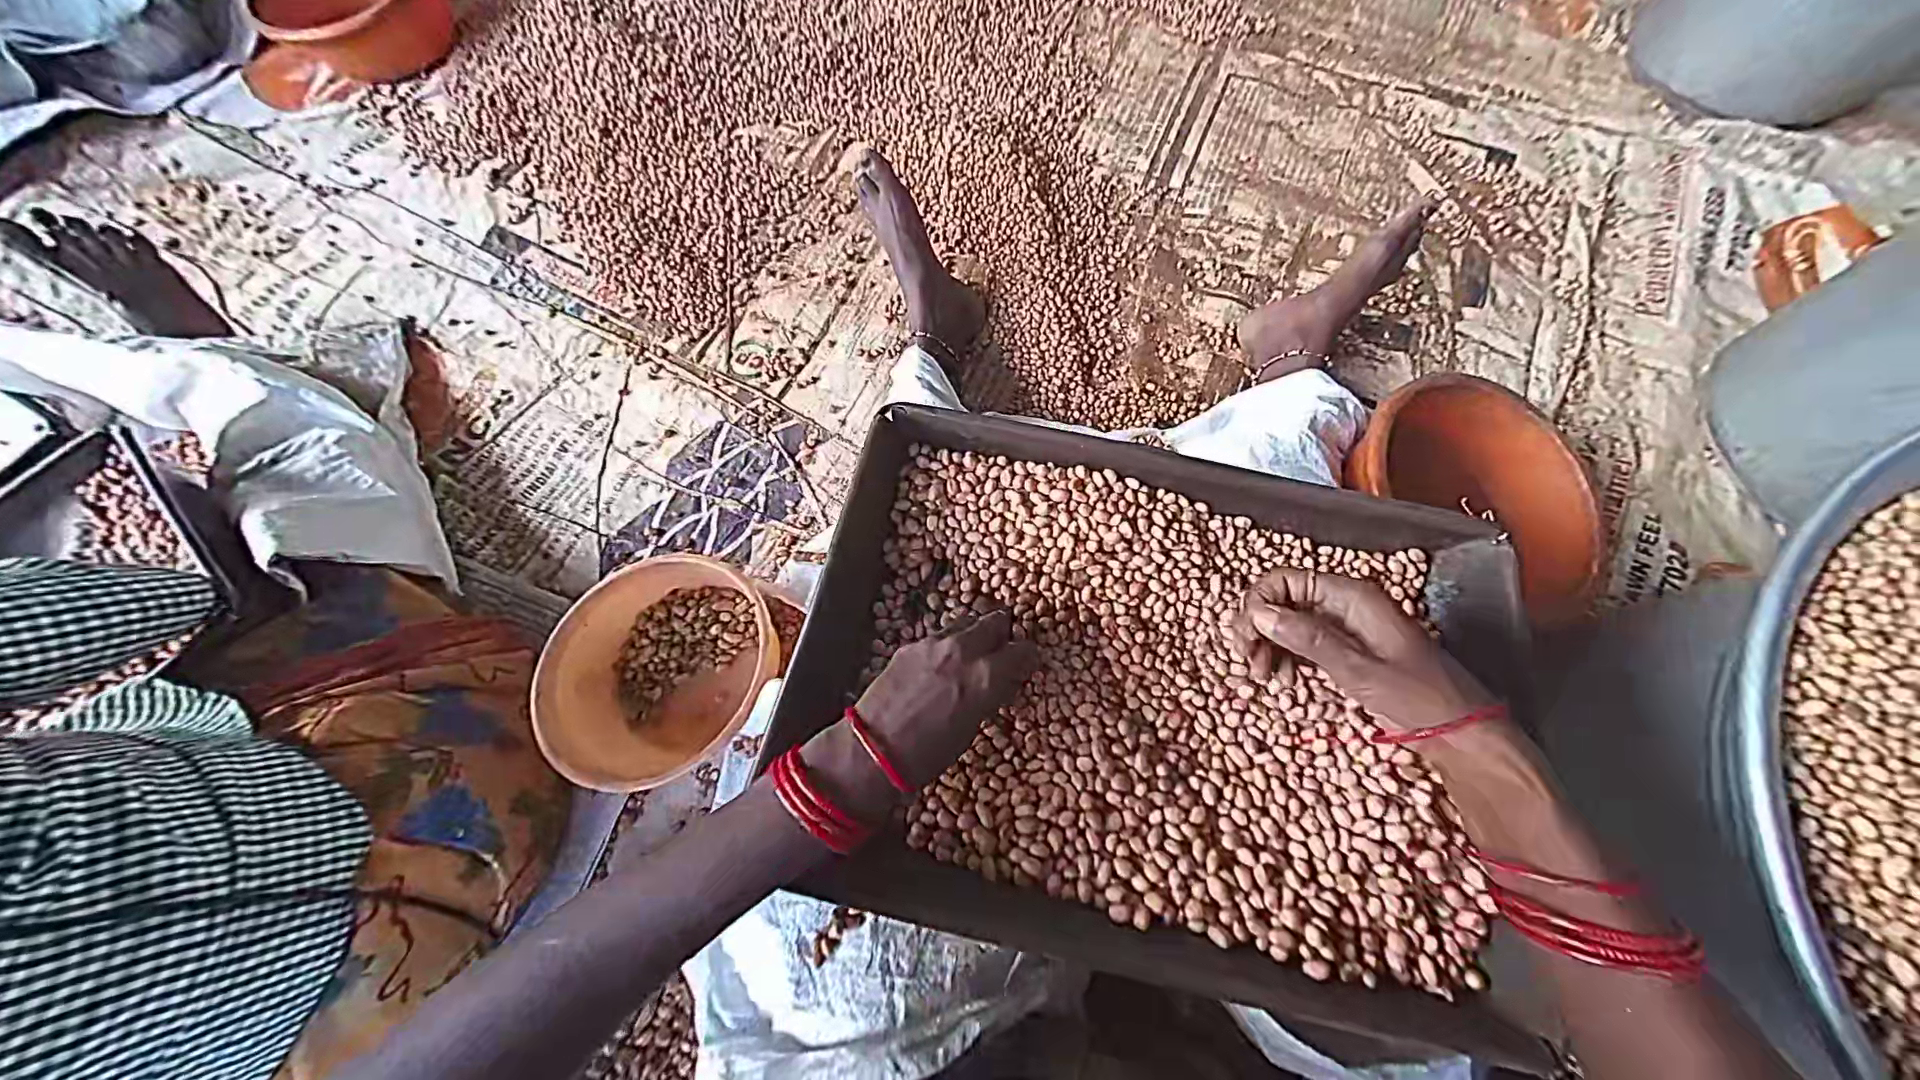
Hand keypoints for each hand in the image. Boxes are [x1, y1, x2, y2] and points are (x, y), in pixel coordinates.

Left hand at [853, 609, 1038, 787]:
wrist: (874, 750)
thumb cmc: (929, 753)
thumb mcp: (973, 727)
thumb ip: (991, 695)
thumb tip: (1004, 681)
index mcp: (986, 675)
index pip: (1022, 650)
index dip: (1028, 657)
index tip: (1027, 662)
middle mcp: (962, 650)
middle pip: (994, 621)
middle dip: (1003, 632)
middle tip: (1003, 647)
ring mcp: (933, 644)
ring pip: (965, 624)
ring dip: (974, 635)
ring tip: (972, 655)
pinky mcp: (910, 646)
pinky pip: (939, 637)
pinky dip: (948, 645)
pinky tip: (941, 665)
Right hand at [1227, 568, 1495, 734]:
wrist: (1460, 733)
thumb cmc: (1421, 699)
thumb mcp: (1359, 670)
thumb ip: (1308, 639)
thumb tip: (1260, 614)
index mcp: (1352, 597)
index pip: (1285, 580)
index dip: (1258, 603)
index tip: (1248, 637)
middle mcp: (1343, 604)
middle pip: (1279, 599)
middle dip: (1257, 626)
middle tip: (1248, 659)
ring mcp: (1340, 627)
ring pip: (1283, 622)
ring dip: (1265, 644)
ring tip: (1262, 674)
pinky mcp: (1340, 649)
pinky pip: (1296, 642)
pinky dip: (1280, 656)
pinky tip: (1279, 678)